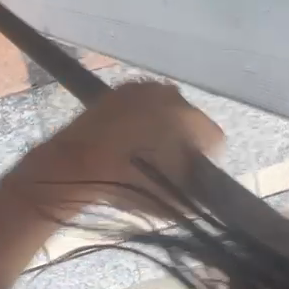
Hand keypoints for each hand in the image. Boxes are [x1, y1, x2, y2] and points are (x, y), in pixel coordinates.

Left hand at [11, 81, 224, 214]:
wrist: (74, 164)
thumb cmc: (127, 182)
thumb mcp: (170, 200)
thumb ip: (194, 194)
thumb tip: (200, 193)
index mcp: (192, 119)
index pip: (213, 139)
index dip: (204, 160)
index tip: (192, 174)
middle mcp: (173, 95)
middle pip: (188, 120)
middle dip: (182, 139)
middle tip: (167, 162)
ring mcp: (143, 88)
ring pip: (164, 108)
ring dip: (160, 125)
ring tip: (143, 149)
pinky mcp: (117, 89)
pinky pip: (139, 103)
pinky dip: (137, 117)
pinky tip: (125, 136)